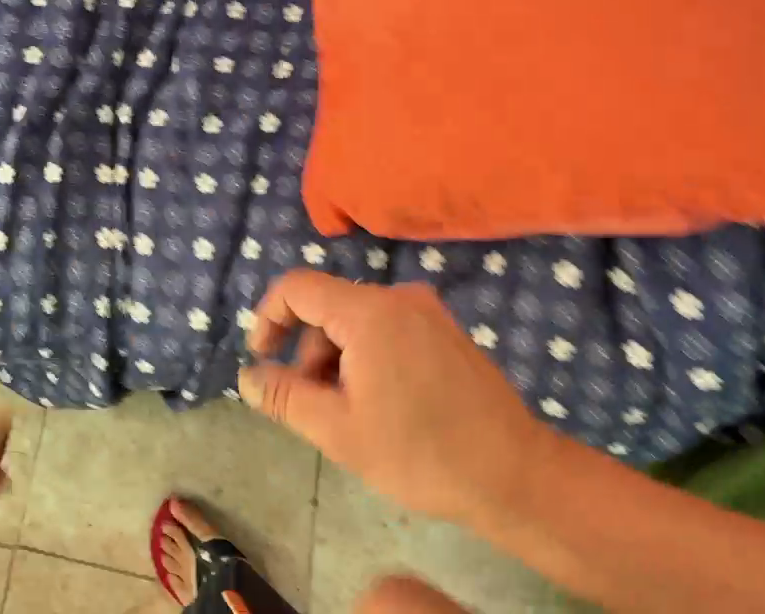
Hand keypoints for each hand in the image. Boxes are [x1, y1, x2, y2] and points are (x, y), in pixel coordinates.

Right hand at [239, 272, 548, 526]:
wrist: (516, 476)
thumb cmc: (419, 453)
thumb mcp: (337, 430)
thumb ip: (284, 396)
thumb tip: (247, 375)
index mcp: (368, 311)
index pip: (296, 287)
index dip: (268, 318)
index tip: (261, 361)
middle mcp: (398, 297)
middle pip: (328, 307)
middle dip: (308, 352)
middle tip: (313, 406)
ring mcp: (428, 312)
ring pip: (358, 321)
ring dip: (338, 359)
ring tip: (351, 414)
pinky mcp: (446, 332)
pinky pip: (388, 329)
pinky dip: (368, 358)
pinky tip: (382, 406)